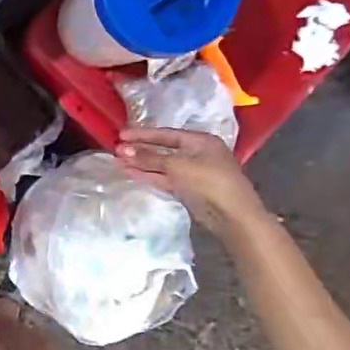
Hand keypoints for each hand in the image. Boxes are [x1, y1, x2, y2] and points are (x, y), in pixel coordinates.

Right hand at [116, 127, 264, 231]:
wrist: (233, 215)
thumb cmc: (209, 181)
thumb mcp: (178, 166)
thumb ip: (150, 158)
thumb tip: (123, 151)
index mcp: (201, 141)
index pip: (167, 133)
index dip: (143, 134)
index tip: (121, 135)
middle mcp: (197, 154)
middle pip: (164, 149)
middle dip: (141, 150)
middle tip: (117, 150)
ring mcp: (193, 173)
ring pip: (163, 166)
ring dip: (142, 165)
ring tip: (118, 162)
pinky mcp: (189, 190)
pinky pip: (166, 180)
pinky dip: (150, 176)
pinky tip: (132, 174)